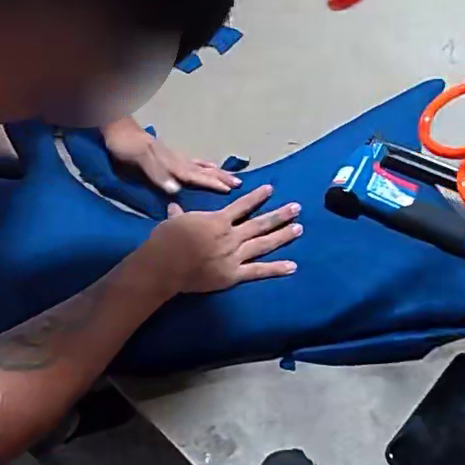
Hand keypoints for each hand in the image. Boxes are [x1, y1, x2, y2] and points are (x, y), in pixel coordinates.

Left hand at [102, 117, 241, 194]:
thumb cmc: (126, 145)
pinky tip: (206, 167)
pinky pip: (190, 162)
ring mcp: (172, 157)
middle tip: (239, 184)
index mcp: (170, 163)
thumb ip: (157, 173)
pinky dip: (202, 165)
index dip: (211, 182)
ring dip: (215, 172)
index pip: (194, 175)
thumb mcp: (139, 158)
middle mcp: (175, 160)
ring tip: (231, 177)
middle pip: (201, 170)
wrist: (116, 129)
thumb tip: (176, 189)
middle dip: (219, 178)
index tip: (229, 190)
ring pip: (198, 165)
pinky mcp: (166, 156)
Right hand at [134, 185, 300, 292]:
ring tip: (299, 229)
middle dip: (280, 215)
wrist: (164, 266)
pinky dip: (276, 269)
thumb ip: (179, 214)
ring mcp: (234, 256)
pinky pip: (258, 271)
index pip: (242, 206)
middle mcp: (231, 236)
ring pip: (263, 244)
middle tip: (297, 208)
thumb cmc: (166, 241)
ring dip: (283, 236)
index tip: (271, 189)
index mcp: (218, 221)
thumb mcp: (173, 222)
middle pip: (260, 224)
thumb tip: (174, 206)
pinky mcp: (233, 275)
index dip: (257, 197)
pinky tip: (293, 266)